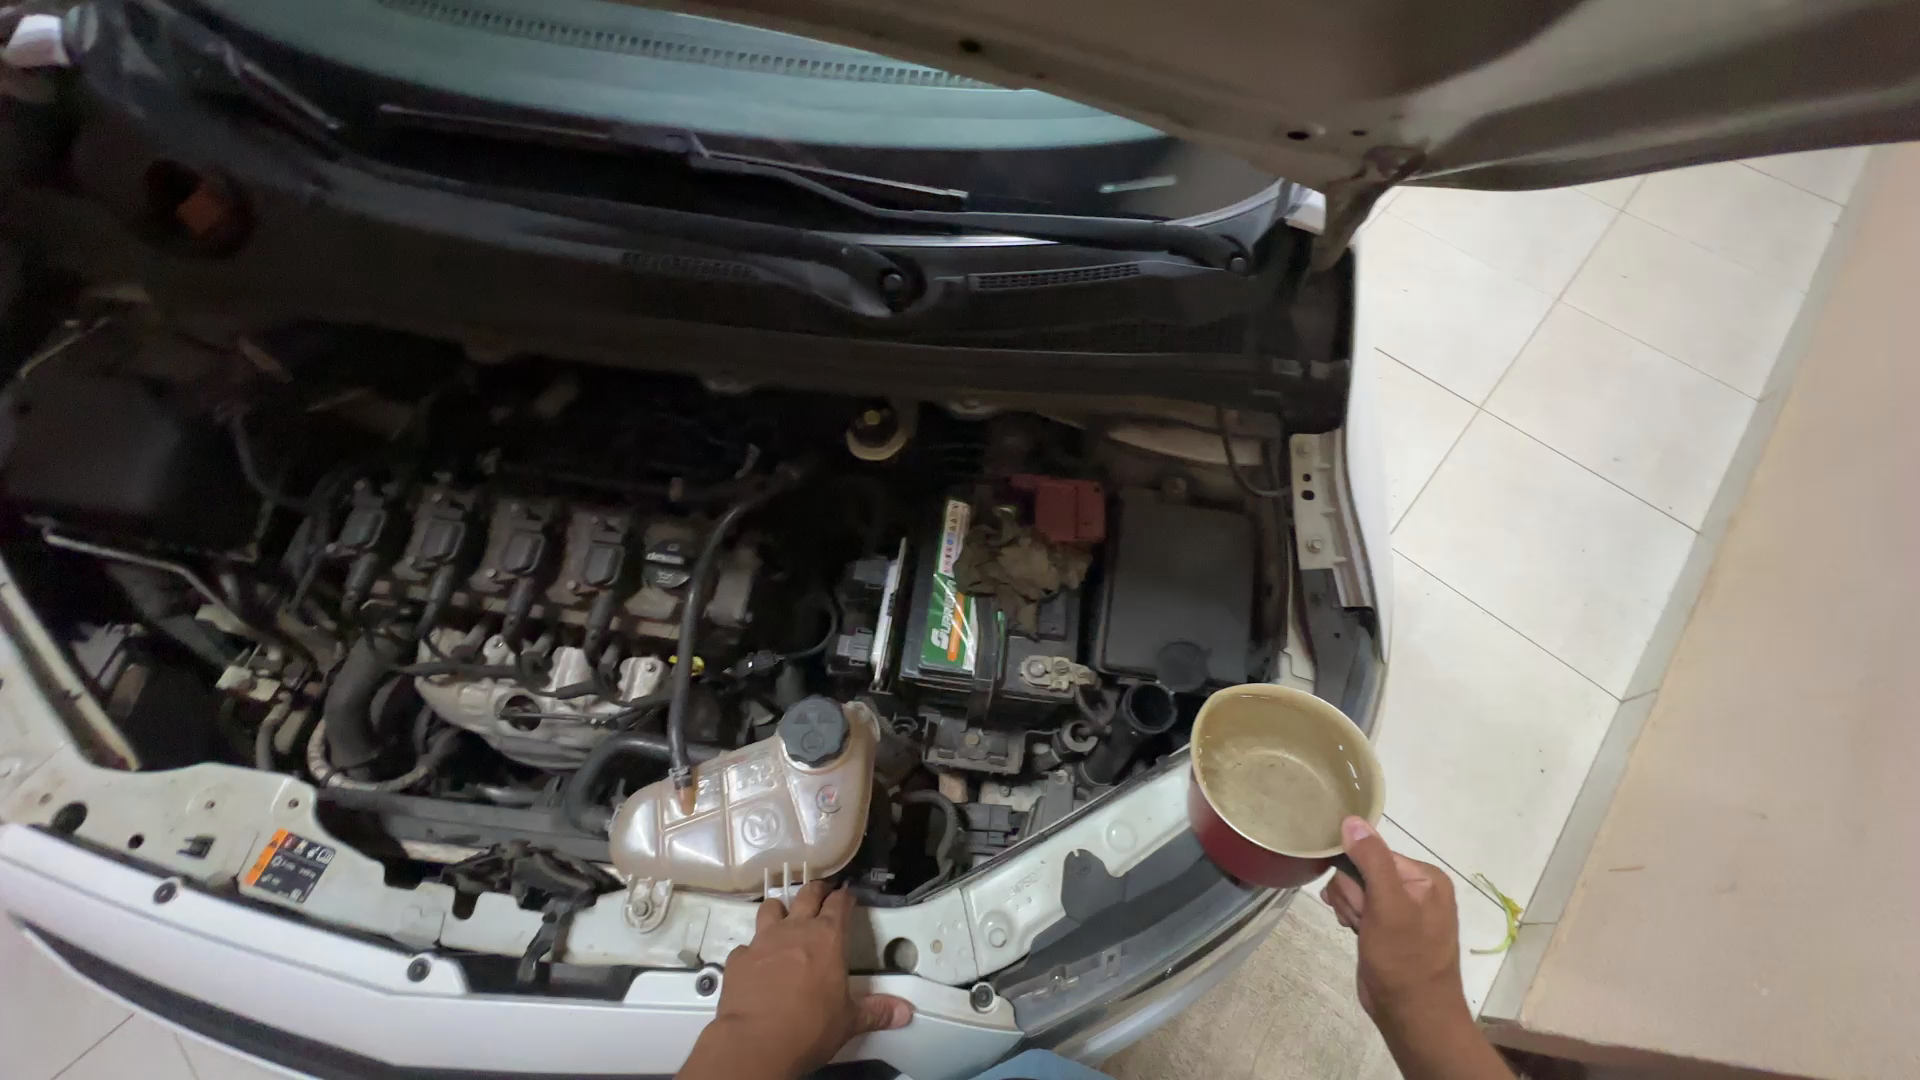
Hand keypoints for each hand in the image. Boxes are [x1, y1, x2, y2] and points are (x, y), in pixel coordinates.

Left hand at [677, 881, 912, 1079]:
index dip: (845, 896)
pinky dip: (752, 951)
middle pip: (807, 894)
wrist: (755, 1043)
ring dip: (779, 910)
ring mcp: (764, 940)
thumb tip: (904, 1012)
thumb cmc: (809, 1027)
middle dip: (816, 890)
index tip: (848, 895)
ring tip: (784, 917)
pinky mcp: (739, 958)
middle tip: (821, 892)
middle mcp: (795, 929)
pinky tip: (755, 962)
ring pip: (771, 907)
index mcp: (827, 937)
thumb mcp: (848, 1022)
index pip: (839, 903)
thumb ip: (875, 1012)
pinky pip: (745, 946)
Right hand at [1321, 817, 1469, 1030]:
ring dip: (1349, 906)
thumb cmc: (1405, 960)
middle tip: (1363, 919)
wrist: (1412, 1015)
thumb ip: (1371, 860)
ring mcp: (1399, 906)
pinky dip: (1349, 914)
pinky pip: (1355, 902)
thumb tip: (1350, 820)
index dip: (1357, 874)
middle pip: (1359, 868)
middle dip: (1353, 894)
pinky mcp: (1385, 923)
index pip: (1373, 851)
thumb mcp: (1388, 906)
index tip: (1362, 901)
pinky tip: (1352, 929)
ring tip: (1360, 929)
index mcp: (1425, 877)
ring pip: (1352, 885)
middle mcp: (1415, 887)